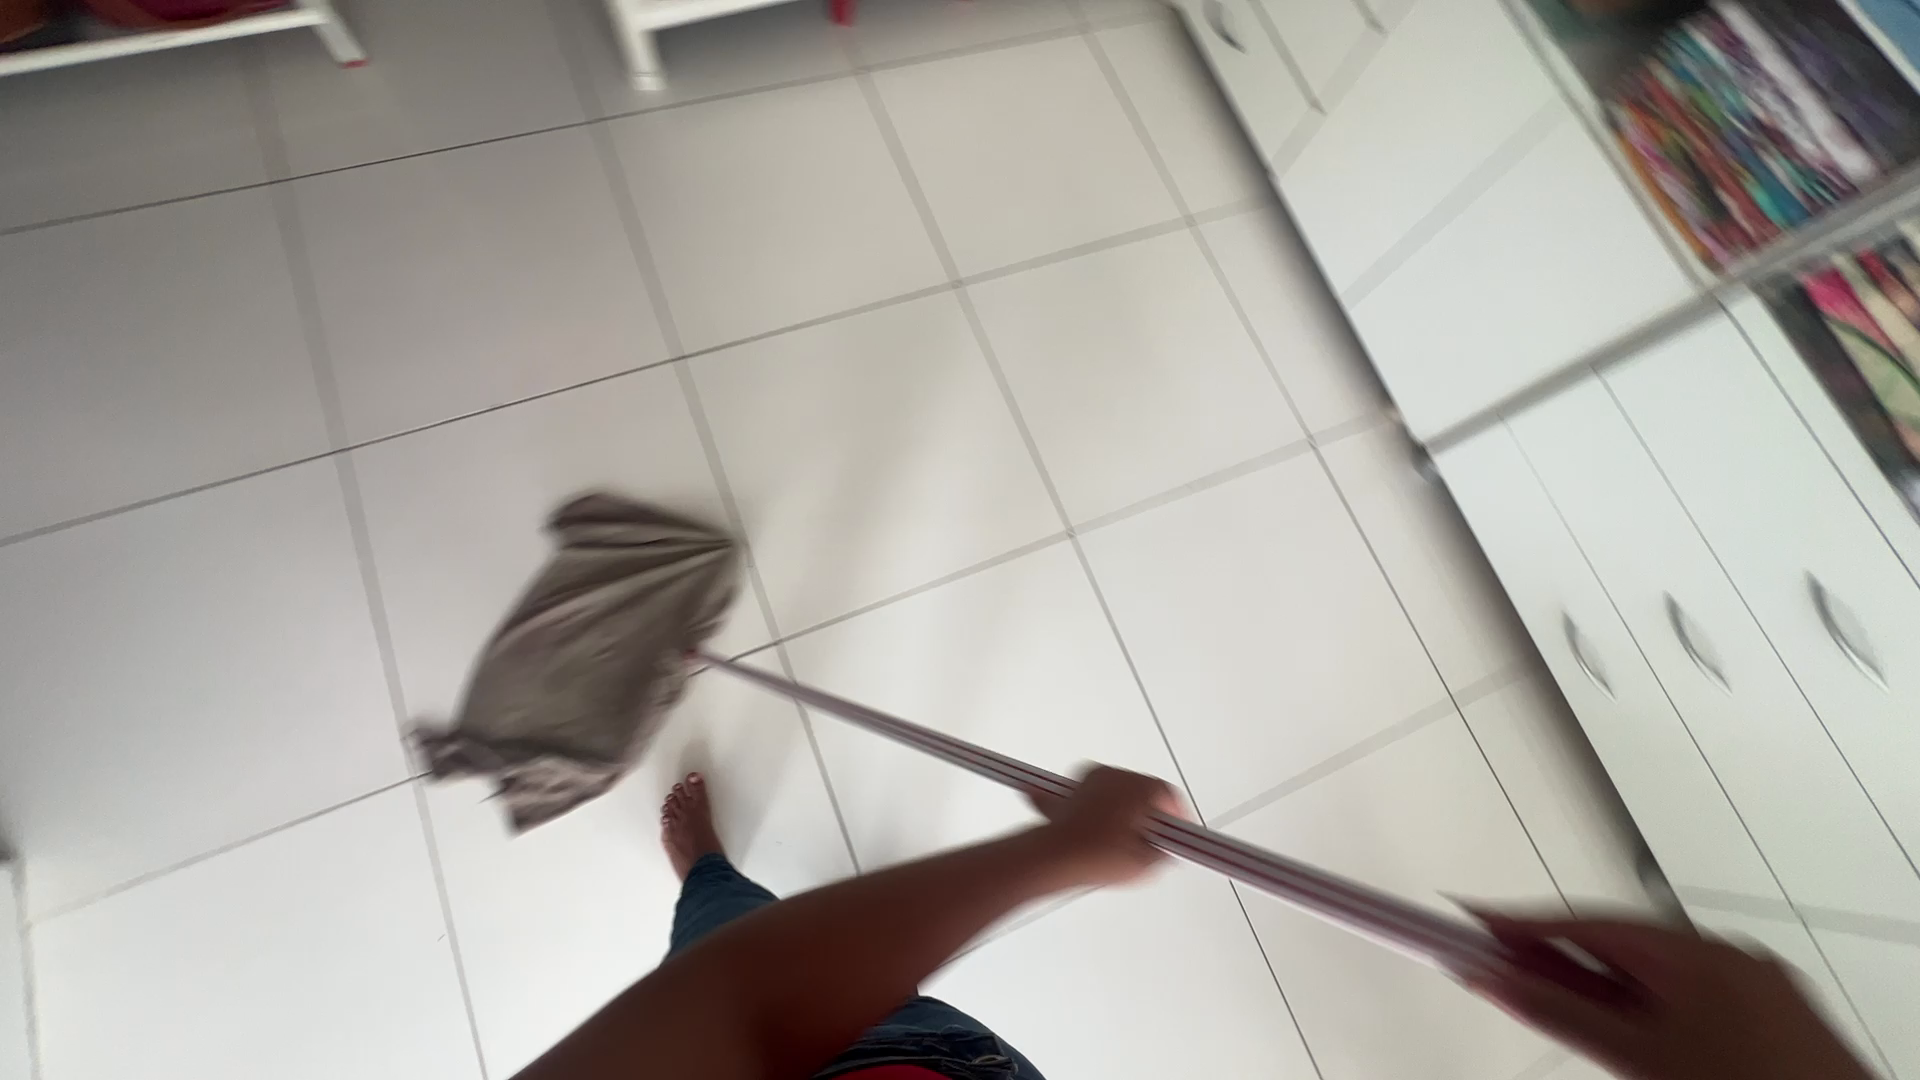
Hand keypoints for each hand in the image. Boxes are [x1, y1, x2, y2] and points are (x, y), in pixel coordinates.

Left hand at [1027, 765, 1181, 887]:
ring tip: (1121, 835)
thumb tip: (1161, 849)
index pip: (1168, 794)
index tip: (1177, 830)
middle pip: (1141, 788)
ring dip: (1122, 807)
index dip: (1176, 815)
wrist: (1056, 854)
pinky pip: (1091, 792)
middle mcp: (1114, 775)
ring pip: (1116, 788)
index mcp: (1138, 787)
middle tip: (1150, 835)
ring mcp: (1089, 777)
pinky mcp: (1070, 787)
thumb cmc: (1095, 853)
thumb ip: (1161, 851)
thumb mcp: (1145, 864)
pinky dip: (1096, 805)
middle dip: (1147, 810)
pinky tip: (1097, 825)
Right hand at [1464, 912, 1873, 1079]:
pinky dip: (1635, 1002)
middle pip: (1612, 944)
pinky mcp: (1771, 1019)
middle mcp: (1731, 958)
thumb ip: (1554, 1011)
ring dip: (1592, 983)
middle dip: (1554, 957)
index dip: (1516, 922)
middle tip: (1498, 965)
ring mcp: (1757, 988)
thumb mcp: (1638, 1058)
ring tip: (1552, 1000)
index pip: (1581, 921)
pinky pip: (1679, 992)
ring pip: (1646, 971)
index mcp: (1701, 953)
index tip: (1466, 917)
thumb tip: (1487, 977)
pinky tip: (1613, 1022)